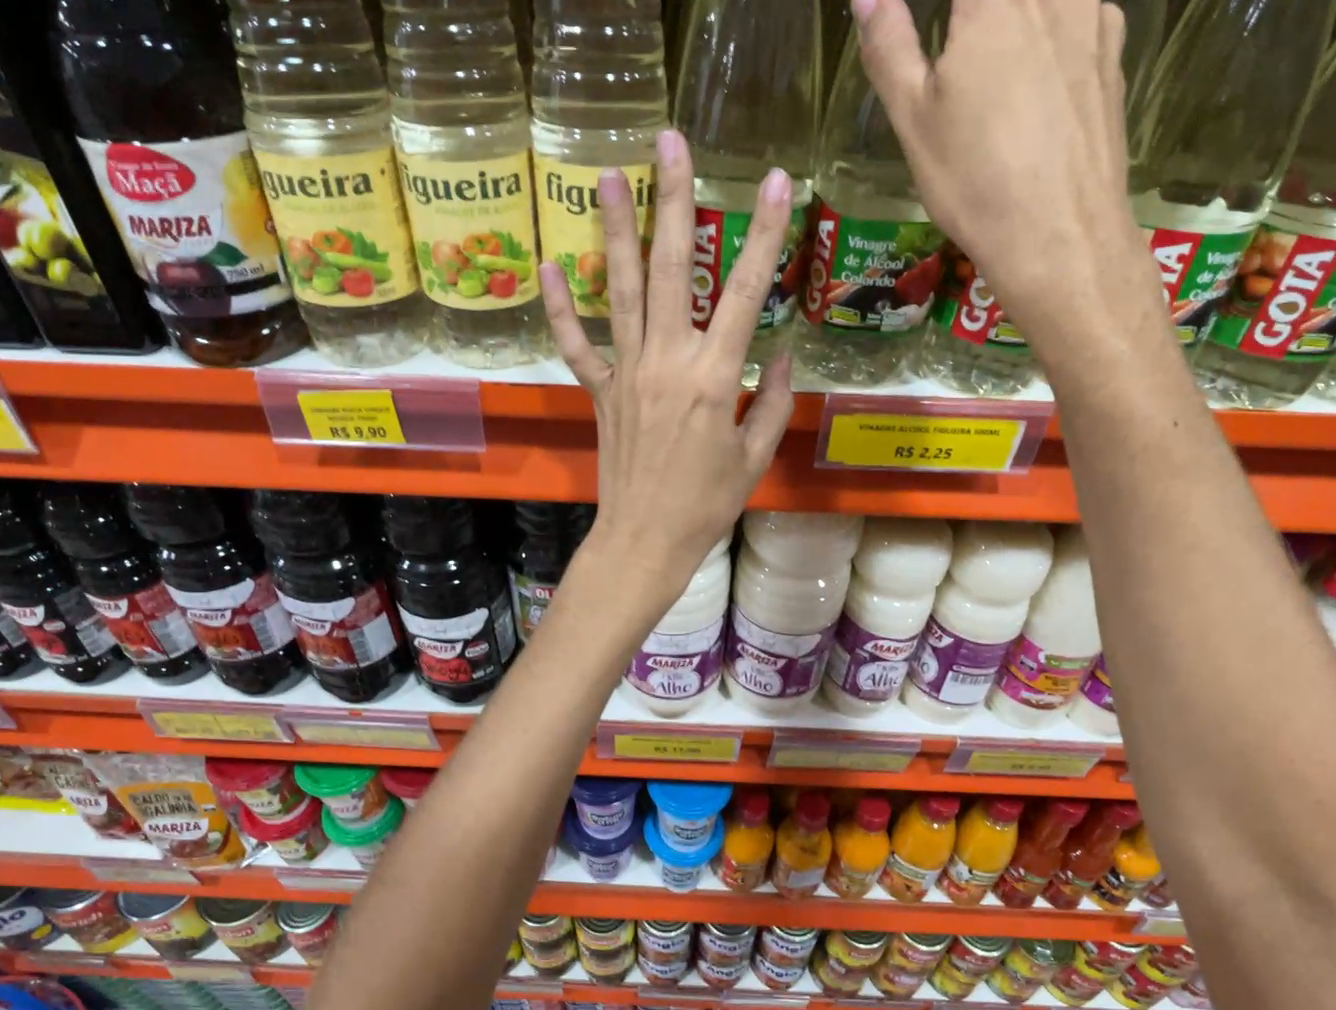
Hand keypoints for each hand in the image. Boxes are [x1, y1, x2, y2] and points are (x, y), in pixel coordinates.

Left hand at [540, 130, 796, 585]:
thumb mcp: (755, 456)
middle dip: (673, 202)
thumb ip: (775, 401)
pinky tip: (550, 265)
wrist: (645, 541)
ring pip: (619, 292)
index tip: (775, 181)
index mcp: (713, 378)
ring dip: (614, 232)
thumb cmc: (707, 505)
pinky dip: (562, 308)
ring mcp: (626, 373)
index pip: (743, 293)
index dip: (764, 235)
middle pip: (670, 270)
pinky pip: (577, 344)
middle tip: (669, 144)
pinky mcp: (599, 391)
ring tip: (606, 177)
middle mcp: (666, 362)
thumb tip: (785, 354)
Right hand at [855, 0, 1161, 353]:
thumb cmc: (973, 180)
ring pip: (1044, 3)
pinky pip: (1078, 10)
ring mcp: (1092, 15)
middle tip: (953, 47)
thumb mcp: (913, 118)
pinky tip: (1032, 64)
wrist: (1060, 237)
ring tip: (985, 61)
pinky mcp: (1112, 52)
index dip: (938, 10)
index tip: (914, 22)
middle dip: (974, 17)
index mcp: (994, 2)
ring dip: (1013, 21)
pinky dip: (1049, 24)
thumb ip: (889, 43)